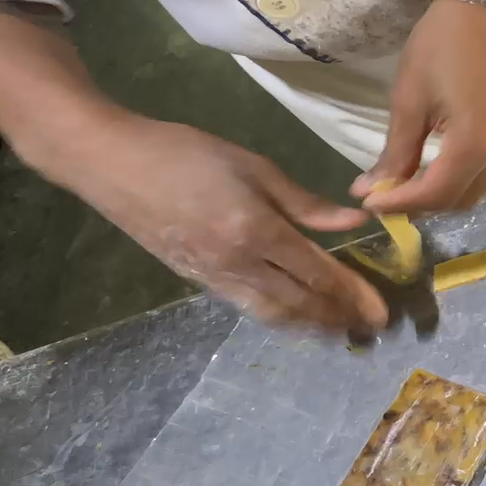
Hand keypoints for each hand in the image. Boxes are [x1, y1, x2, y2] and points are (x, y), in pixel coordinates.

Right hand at [63, 113, 386, 331]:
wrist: (103, 158)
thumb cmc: (186, 154)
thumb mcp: (257, 169)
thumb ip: (308, 204)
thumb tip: (357, 222)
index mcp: (257, 231)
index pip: (319, 274)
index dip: (355, 296)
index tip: (382, 312)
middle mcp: (236, 261)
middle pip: (300, 302)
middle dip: (340, 318)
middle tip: (371, 328)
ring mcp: (211, 273)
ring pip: (272, 312)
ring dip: (311, 326)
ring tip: (342, 331)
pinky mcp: (192, 277)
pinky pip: (245, 305)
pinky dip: (278, 317)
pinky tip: (297, 318)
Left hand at [355, 0, 485, 213]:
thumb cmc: (442, 46)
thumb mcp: (409, 99)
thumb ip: (396, 152)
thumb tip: (369, 190)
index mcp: (475, 144)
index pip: (435, 194)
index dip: (399, 205)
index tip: (369, 202)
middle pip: (461, 200)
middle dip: (422, 204)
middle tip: (387, 194)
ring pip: (480, 190)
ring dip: (446, 192)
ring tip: (413, 181)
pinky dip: (468, 176)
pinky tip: (447, 162)